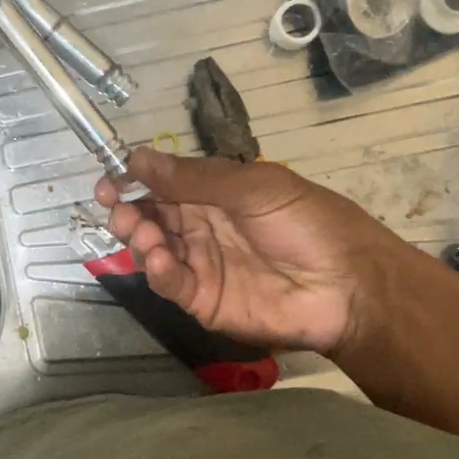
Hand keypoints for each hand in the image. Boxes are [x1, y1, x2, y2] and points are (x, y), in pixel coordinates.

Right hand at [94, 148, 414, 355]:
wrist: (349, 286)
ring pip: (153, 250)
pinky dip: (158, 273)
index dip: (133, 181)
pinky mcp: (203, 301)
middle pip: (150, 218)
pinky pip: (171, 285)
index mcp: (215, 195)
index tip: (109, 182)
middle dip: (129, 212)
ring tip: (144, 236)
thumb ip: (195, 177)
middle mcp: (202, 229)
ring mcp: (201, 266)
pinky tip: (157, 262)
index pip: (162, 185)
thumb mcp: (254, 187)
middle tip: (119, 210)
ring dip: (140, 240)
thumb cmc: (308, 224)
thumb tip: (137, 156)